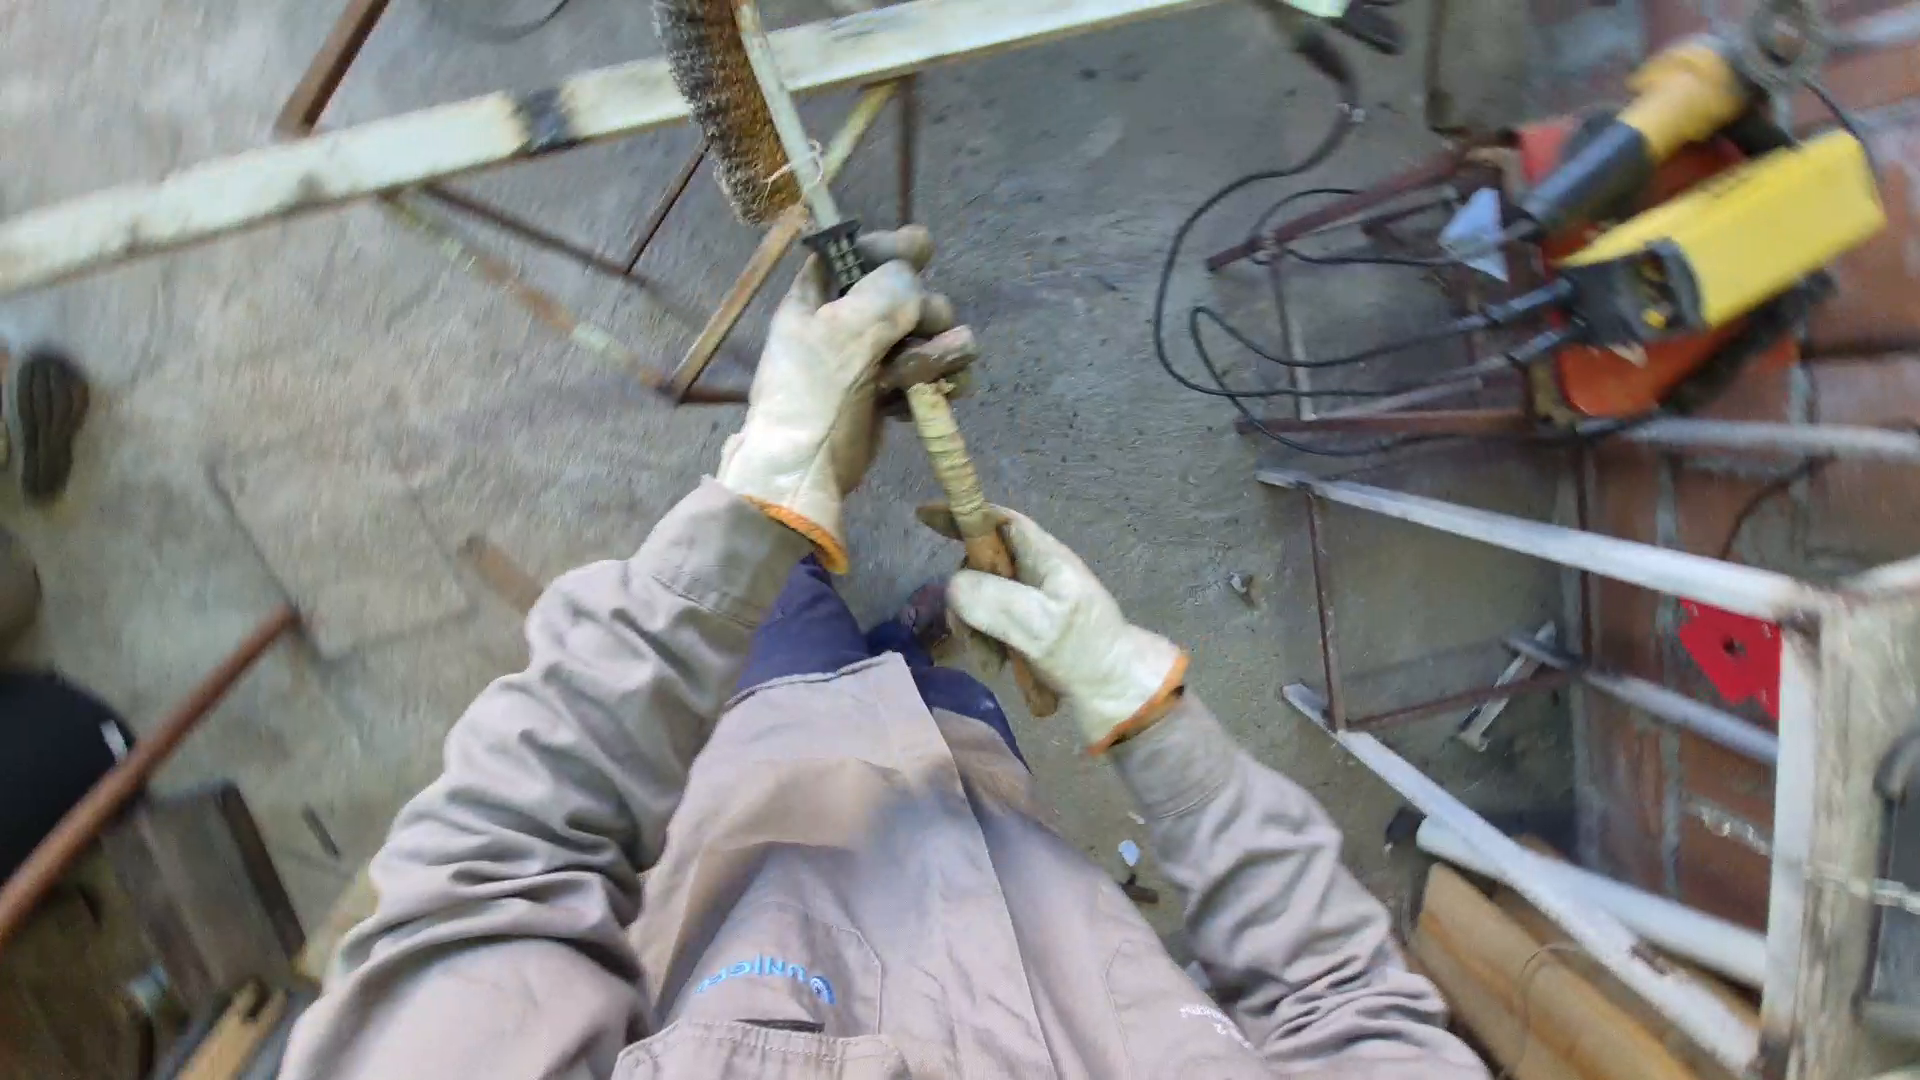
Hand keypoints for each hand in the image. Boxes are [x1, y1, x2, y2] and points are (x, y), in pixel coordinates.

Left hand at [717, 227, 958, 572]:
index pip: (861, 249)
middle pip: (910, 291)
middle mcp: (850, 318)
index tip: (919, 251)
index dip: (891, 246)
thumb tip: (918, 283)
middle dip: (924, 312)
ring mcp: (877, 356)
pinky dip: (943, 380)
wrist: (807, 470)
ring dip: (938, 351)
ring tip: (917, 378)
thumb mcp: (843, 333)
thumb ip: (887, 293)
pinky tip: (933, 395)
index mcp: (821, 293)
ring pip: (933, 331)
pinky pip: (938, 370)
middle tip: (918, 336)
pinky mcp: (897, 390)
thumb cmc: (814, 397)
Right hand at [943, 508, 1188, 751]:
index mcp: (1043, 555)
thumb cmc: (1084, 650)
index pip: (996, 520)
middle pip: (980, 564)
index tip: (924, 515)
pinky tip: (997, 665)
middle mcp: (1034, 571)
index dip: (962, 513)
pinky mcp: (1027, 626)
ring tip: (990, 659)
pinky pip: (990, 623)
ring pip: (981, 597)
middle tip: (966, 629)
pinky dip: (986, 642)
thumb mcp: (1040, 624)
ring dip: (975, 627)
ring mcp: (1030, 599)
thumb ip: (995, 600)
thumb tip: (952, 585)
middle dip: (966, 595)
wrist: (1114, 693)